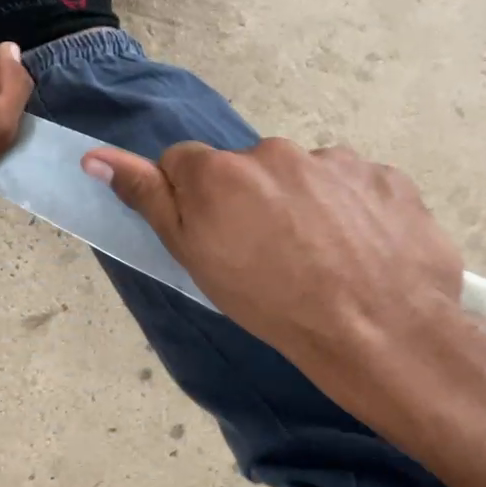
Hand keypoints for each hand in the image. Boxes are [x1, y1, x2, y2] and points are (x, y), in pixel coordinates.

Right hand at [83, 139, 464, 383]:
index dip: (191, 196)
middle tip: (265, 248)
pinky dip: (353, 206)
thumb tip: (94, 157)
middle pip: (243, 166)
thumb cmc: (267, 298)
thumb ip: (145, 196)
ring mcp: (337, 163)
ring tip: (320, 251)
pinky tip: (360, 246)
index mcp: (217, 170)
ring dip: (301, 199)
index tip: (211, 232)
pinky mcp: (391, 179)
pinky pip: (356, 183)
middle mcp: (272, 152)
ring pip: (301, 174)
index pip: (182, 162)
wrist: (381, 334)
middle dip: (249, 195)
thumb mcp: (189, 253)